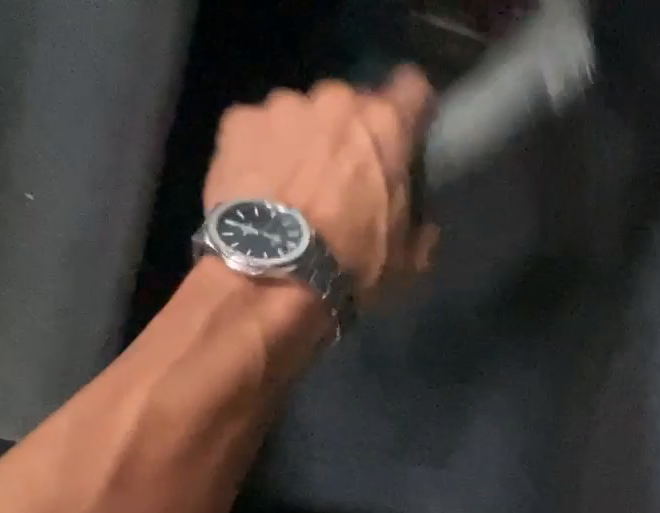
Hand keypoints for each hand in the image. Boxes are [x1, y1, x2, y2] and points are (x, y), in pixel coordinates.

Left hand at [203, 67, 440, 304]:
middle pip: (351, 104)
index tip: (407, 139)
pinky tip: (263, 188)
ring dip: (306, 141)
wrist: (272, 278)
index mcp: (386, 125)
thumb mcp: (410, 260)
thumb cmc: (352, 266)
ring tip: (298, 188)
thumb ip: (421, 224)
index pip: (413, 88)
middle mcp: (335, 100)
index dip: (412, 112)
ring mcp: (282, 106)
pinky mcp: (238, 121)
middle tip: (347, 178)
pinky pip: (260, 129)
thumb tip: (420, 218)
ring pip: (303, 115)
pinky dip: (264, 151)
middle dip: (352, 134)